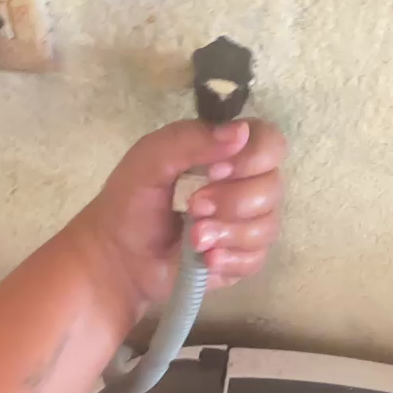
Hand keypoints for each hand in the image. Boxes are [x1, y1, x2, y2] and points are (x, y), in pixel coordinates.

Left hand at [65, 118, 286, 310]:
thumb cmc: (132, 201)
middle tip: (193, 208)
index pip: (270, 144)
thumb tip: (240, 133)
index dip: (251, 158)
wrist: (120, 255)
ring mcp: (247, 224)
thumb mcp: (150, 159)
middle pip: (272, 187)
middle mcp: (246, 185)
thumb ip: (190, 140)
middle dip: (232, 201)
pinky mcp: (243, 259)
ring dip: (227, 232)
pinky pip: (256, 258)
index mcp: (228, 153)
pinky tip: (204, 259)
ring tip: (193, 239)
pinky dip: (228, 259)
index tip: (214, 171)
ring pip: (266, 226)